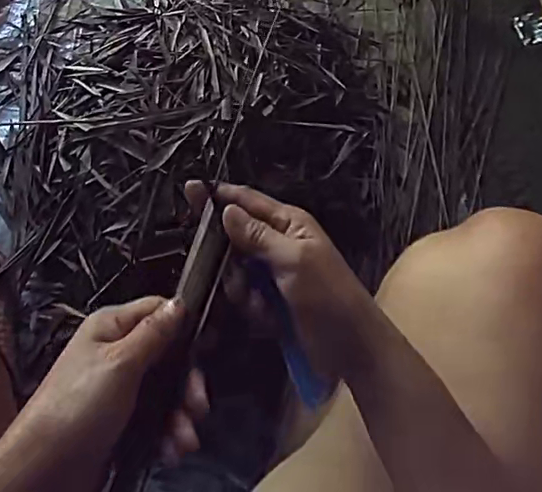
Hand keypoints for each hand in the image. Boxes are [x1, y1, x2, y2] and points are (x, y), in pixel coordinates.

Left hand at [0, 297, 209, 491]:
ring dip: (179, 415)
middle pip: (167, 355)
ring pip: (163, 391)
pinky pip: (153, 420)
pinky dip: (166, 434)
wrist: (41, 474)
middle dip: (185, 382)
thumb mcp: (120, 365)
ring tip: (184, 439)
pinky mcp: (119, 424)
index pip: (157, 310)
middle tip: (198, 406)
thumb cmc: (76, 409)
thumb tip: (179, 302)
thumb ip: (153, 334)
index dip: (184, 326)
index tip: (207, 347)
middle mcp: (116, 352)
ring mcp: (117, 390)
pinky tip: (172, 450)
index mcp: (111, 326)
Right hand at [184, 181, 382, 385]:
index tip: (189, 189)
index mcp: (288, 223)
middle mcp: (278, 244)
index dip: (219, 195)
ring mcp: (273, 275)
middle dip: (228, 258)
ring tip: (259, 304)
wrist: (352, 352)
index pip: (247, 201)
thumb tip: (226, 209)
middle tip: (239, 277)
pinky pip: (244, 298)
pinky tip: (266, 319)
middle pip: (235, 237)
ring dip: (241, 290)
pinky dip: (250, 309)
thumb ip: (258, 236)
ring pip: (235, 271)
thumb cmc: (328, 297)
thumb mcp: (294, 260)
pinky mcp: (270, 303)